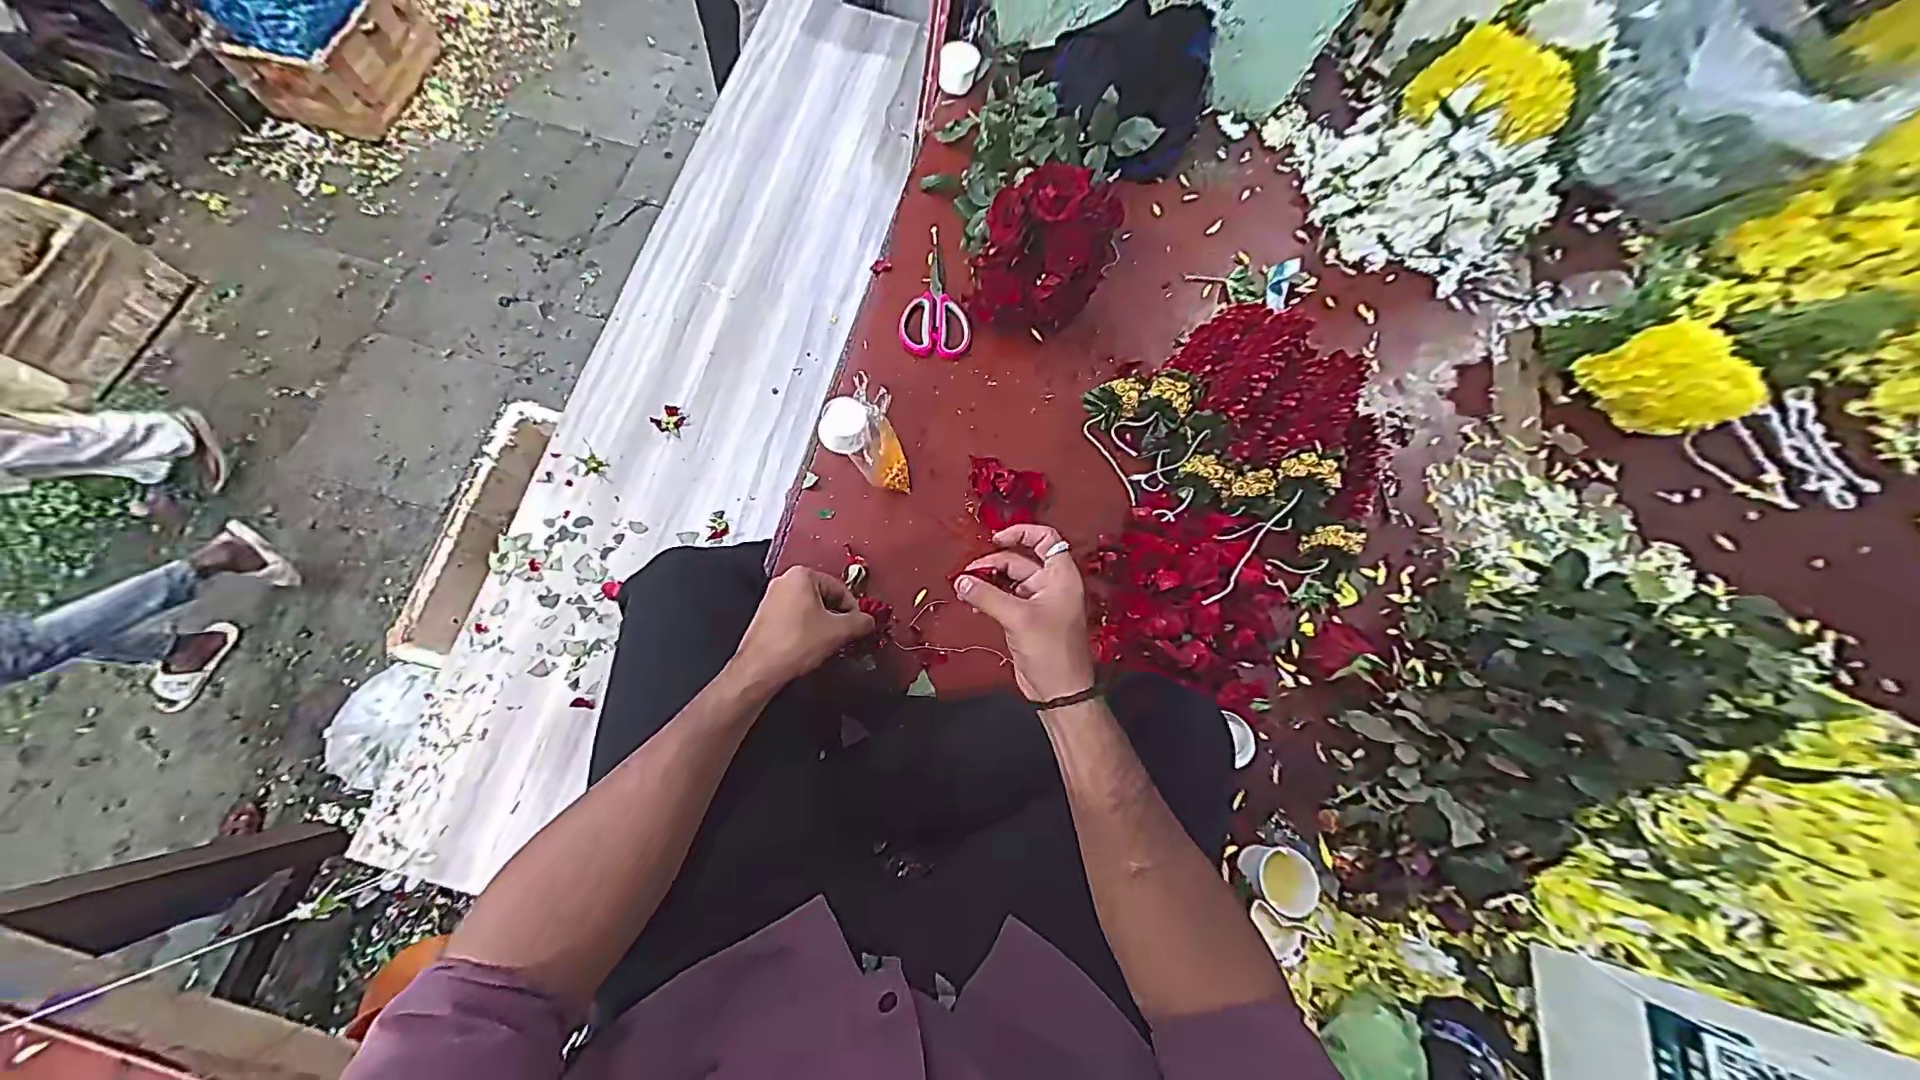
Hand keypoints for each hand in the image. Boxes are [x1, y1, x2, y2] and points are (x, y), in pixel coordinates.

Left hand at [732, 567, 874, 690]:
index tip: (857, 627)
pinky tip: (808, 646)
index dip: (853, 610)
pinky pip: (795, 617)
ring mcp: (772, 598)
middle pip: (825, 597)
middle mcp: (785, 581)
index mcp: (802, 575)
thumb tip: (868, 621)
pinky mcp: (766, 615)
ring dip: (823, 625)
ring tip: (825, 643)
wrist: (760, 669)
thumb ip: (860, 622)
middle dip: (837, 617)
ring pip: (810, 608)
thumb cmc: (797, 644)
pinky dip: (806, 629)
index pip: (840, 589)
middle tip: (843, 636)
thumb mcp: (838, 631)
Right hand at [954, 523, 1096, 701]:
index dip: (1022, 532)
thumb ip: (987, 596)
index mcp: (1061, 576)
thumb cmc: (1050, 650)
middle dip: (994, 562)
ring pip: (1010, 579)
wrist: (1059, 690)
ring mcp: (1039, 601)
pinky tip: (972, 600)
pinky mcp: (1027, 618)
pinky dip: (989, 596)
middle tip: (968, 572)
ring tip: (964, 585)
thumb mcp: (1018, 619)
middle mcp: (1052, 584)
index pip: (1046, 539)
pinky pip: (1006, 598)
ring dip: (988, 580)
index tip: (996, 538)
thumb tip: (961, 580)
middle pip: (1021, 560)